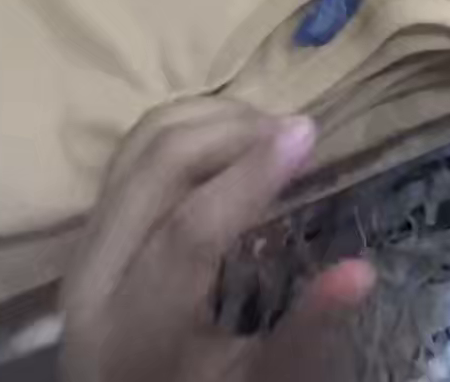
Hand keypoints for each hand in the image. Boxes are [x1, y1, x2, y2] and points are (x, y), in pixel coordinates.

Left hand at [60, 100, 374, 381]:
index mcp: (134, 328)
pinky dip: (192, 121)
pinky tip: (233, 137)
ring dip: (215, 118)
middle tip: (296, 132)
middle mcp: (95, 272)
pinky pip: (139, 141)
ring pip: (147, 137)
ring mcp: (87, 237)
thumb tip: (362, 272)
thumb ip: (304, 332)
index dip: (253, 173)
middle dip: (237, 130)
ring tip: (269, 132)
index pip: (192, 231)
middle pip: (163, 163)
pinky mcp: (95, 216)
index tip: (308, 132)